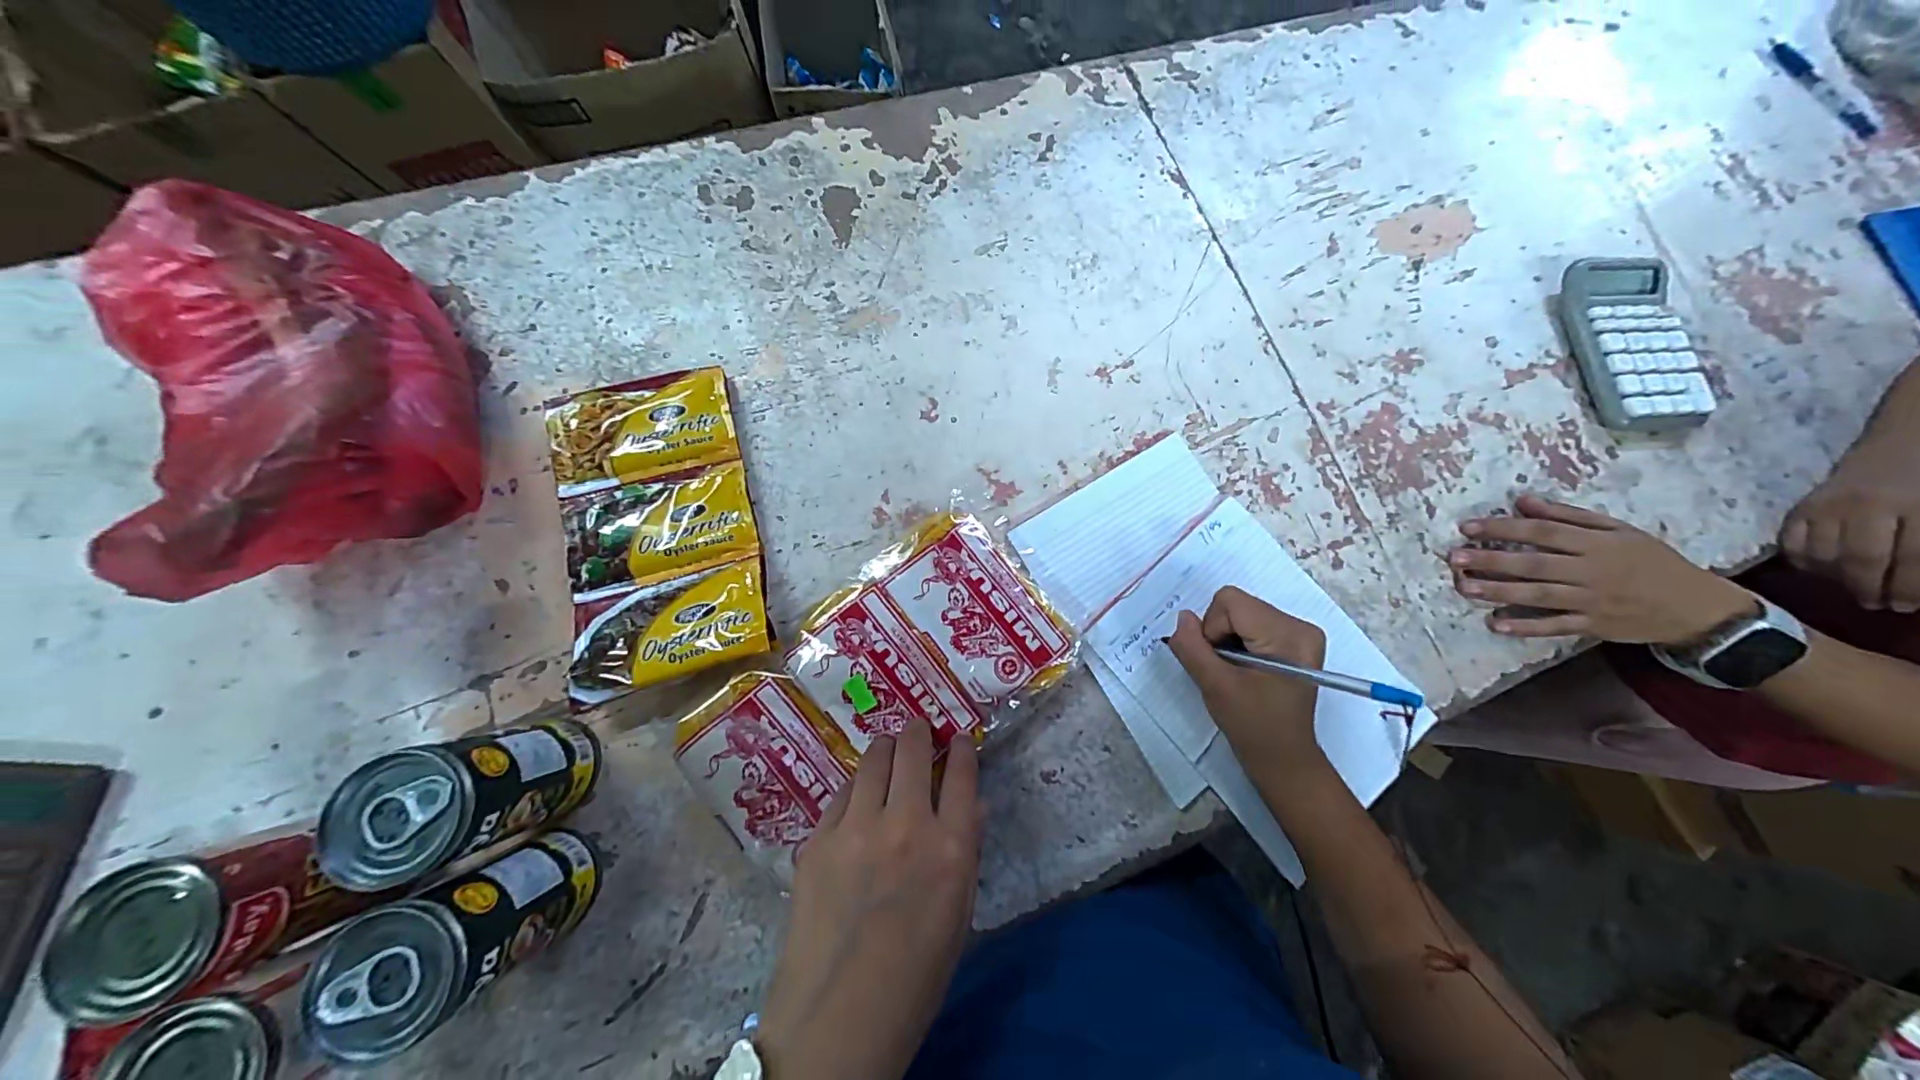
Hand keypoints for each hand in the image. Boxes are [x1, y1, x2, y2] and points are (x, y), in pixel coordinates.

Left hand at [756, 718, 981, 1079]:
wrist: (839, 1016)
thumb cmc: (916, 977)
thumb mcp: (959, 915)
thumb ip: (966, 852)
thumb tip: (972, 806)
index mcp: (950, 847)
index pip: (962, 775)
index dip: (963, 750)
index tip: (959, 740)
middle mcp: (905, 824)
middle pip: (913, 752)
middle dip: (919, 733)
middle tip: (919, 729)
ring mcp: (856, 827)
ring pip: (872, 762)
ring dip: (885, 750)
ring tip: (888, 748)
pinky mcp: (817, 839)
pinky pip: (840, 796)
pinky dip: (854, 789)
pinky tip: (856, 796)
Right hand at [1166, 586, 1328, 778]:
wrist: (1283, 757)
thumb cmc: (1253, 725)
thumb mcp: (1215, 686)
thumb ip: (1192, 647)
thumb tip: (1182, 617)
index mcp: (1288, 634)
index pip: (1230, 602)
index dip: (1212, 628)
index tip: (1220, 662)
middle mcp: (1300, 626)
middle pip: (1237, 605)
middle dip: (1220, 634)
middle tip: (1227, 670)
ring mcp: (1300, 633)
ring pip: (1241, 612)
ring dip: (1227, 639)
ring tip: (1237, 672)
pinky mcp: (1294, 641)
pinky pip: (1251, 623)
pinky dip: (1238, 642)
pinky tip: (1245, 669)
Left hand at [1449, 494, 1754, 644]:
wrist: (1697, 607)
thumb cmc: (1652, 562)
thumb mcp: (1618, 531)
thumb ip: (1568, 516)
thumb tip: (1522, 500)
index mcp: (1598, 544)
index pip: (1543, 532)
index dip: (1504, 528)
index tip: (1467, 527)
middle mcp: (1592, 571)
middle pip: (1535, 564)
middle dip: (1492, 560)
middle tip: (1454, 558)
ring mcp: (1592, 601)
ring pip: (1539, 595)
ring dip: (1499, 591)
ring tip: (1464, 587)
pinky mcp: (1593, 626)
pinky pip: (1555, 626)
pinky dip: (1526, 626)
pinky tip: (1496, 624)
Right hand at [1781, 438, 1919, 611]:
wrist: (1908, 438)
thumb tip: (1915, 582)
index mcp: (1916, 505)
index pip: (1913, 557)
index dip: (1911, 587)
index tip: (1907, 606)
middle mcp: (1865, 506)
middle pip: (1861, 559)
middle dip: (1870, 588)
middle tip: (1878, 604)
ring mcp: (1825, 506)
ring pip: (1822, 554)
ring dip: (1835, 577)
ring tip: (1849, 587)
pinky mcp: (1799, 508)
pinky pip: (1793, 543)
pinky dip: (1803, 560)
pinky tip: (1820, 567)